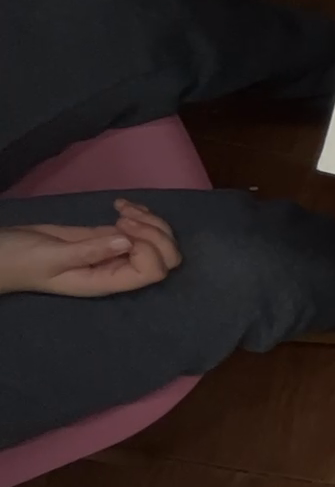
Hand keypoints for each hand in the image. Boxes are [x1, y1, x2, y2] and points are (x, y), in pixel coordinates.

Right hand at [0, 200, 182, 296]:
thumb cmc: (15, 260)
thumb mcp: (48, 257)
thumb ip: (87, 252)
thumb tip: (127, 242)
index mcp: (109, 281)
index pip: (153, 271)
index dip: (149, 249)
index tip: (122, 228)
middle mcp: (121, 269)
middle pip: (166, 257)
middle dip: (156, 233)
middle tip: (124, 217)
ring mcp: (119, 253)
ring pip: (159, 240)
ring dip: (150, 220)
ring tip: (122, 208)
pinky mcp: (111, 238)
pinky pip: (141, 229)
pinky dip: (141, 214)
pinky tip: (121, 204)